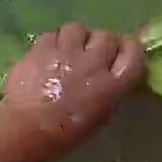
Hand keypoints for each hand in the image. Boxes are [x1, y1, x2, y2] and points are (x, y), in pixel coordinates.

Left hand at [0, 23, 144, 161]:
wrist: (27, 128)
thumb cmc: (66, 133)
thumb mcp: (100, 117)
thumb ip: (110, 92)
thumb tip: (111, 76)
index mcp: (112, 85)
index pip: (134, 54)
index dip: (131, 49)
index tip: (124, 52)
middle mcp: (92, 63)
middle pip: (107, 36)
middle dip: (104, 41)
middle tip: (95, 51)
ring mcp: (65, 52)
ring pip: (79, 28)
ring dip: (78, 37)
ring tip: (72, 47)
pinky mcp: (41, 47)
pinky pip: (53, 33)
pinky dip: (55, 40)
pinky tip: (50, 52)